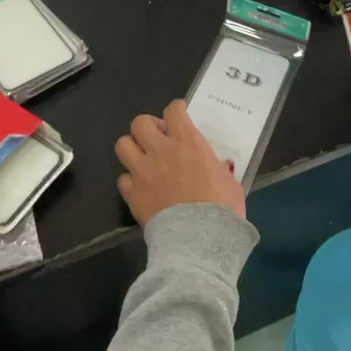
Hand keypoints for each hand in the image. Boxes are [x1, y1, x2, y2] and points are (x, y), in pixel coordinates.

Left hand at [114, 100, 245, 225]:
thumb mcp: (227, 180)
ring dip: (132, 149)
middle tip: (157, 139)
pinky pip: (122, 179)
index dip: (175, 109)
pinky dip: (130, 181)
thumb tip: (212, 167)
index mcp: (189, 143)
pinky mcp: (132, 194)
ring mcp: (143, 171)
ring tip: (142, 159)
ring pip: (123, 145)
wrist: (200, 241)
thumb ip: (214, 166)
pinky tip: (140, 188)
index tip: (178, 114)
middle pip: (140, 122)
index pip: (174, 111)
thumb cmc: (223, 209)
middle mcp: (162, 151)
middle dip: (147, 127)